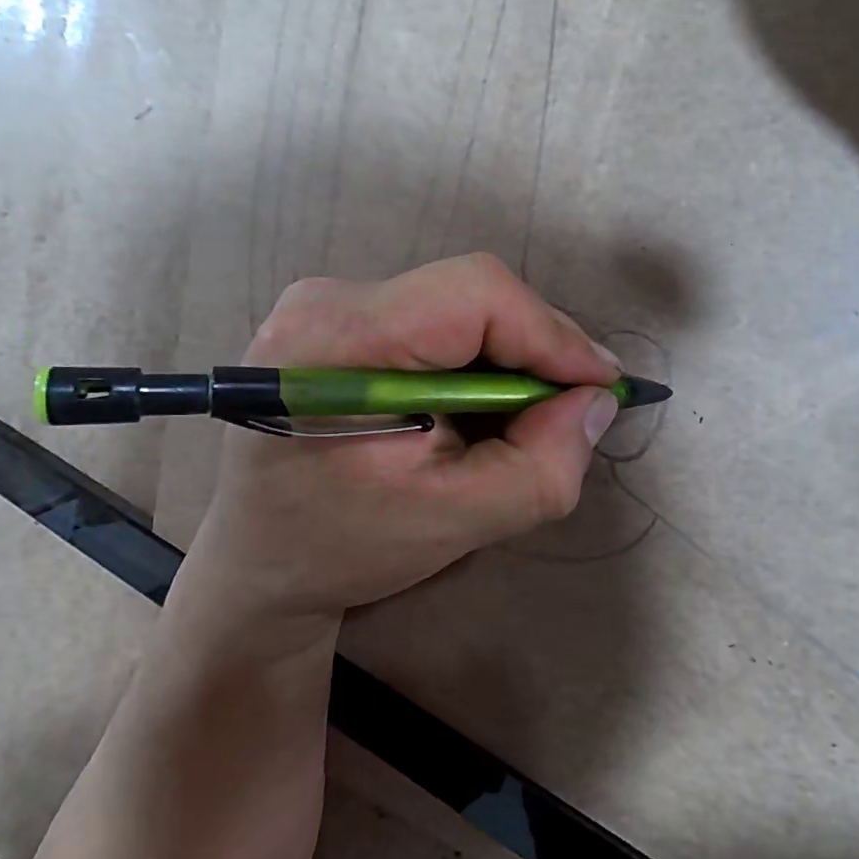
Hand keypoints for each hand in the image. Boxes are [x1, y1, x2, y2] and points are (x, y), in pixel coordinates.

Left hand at [182, 254, 621, 623]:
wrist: (257, 563)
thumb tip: (596, 401)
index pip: (475, 295)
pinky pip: (435, 322)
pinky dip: (475, 361)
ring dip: (509, 358)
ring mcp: (326, 305)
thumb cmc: (342, 549)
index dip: (552, 335)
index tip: (602, 387)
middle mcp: (326, 300)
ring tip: (527, 418)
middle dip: (536, 350)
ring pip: (459, 307)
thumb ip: (542, 466)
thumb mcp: (457, 523)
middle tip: (574, 407)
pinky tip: (480, 410)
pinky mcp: (338, 322)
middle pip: (470, 295)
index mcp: (338, 340)